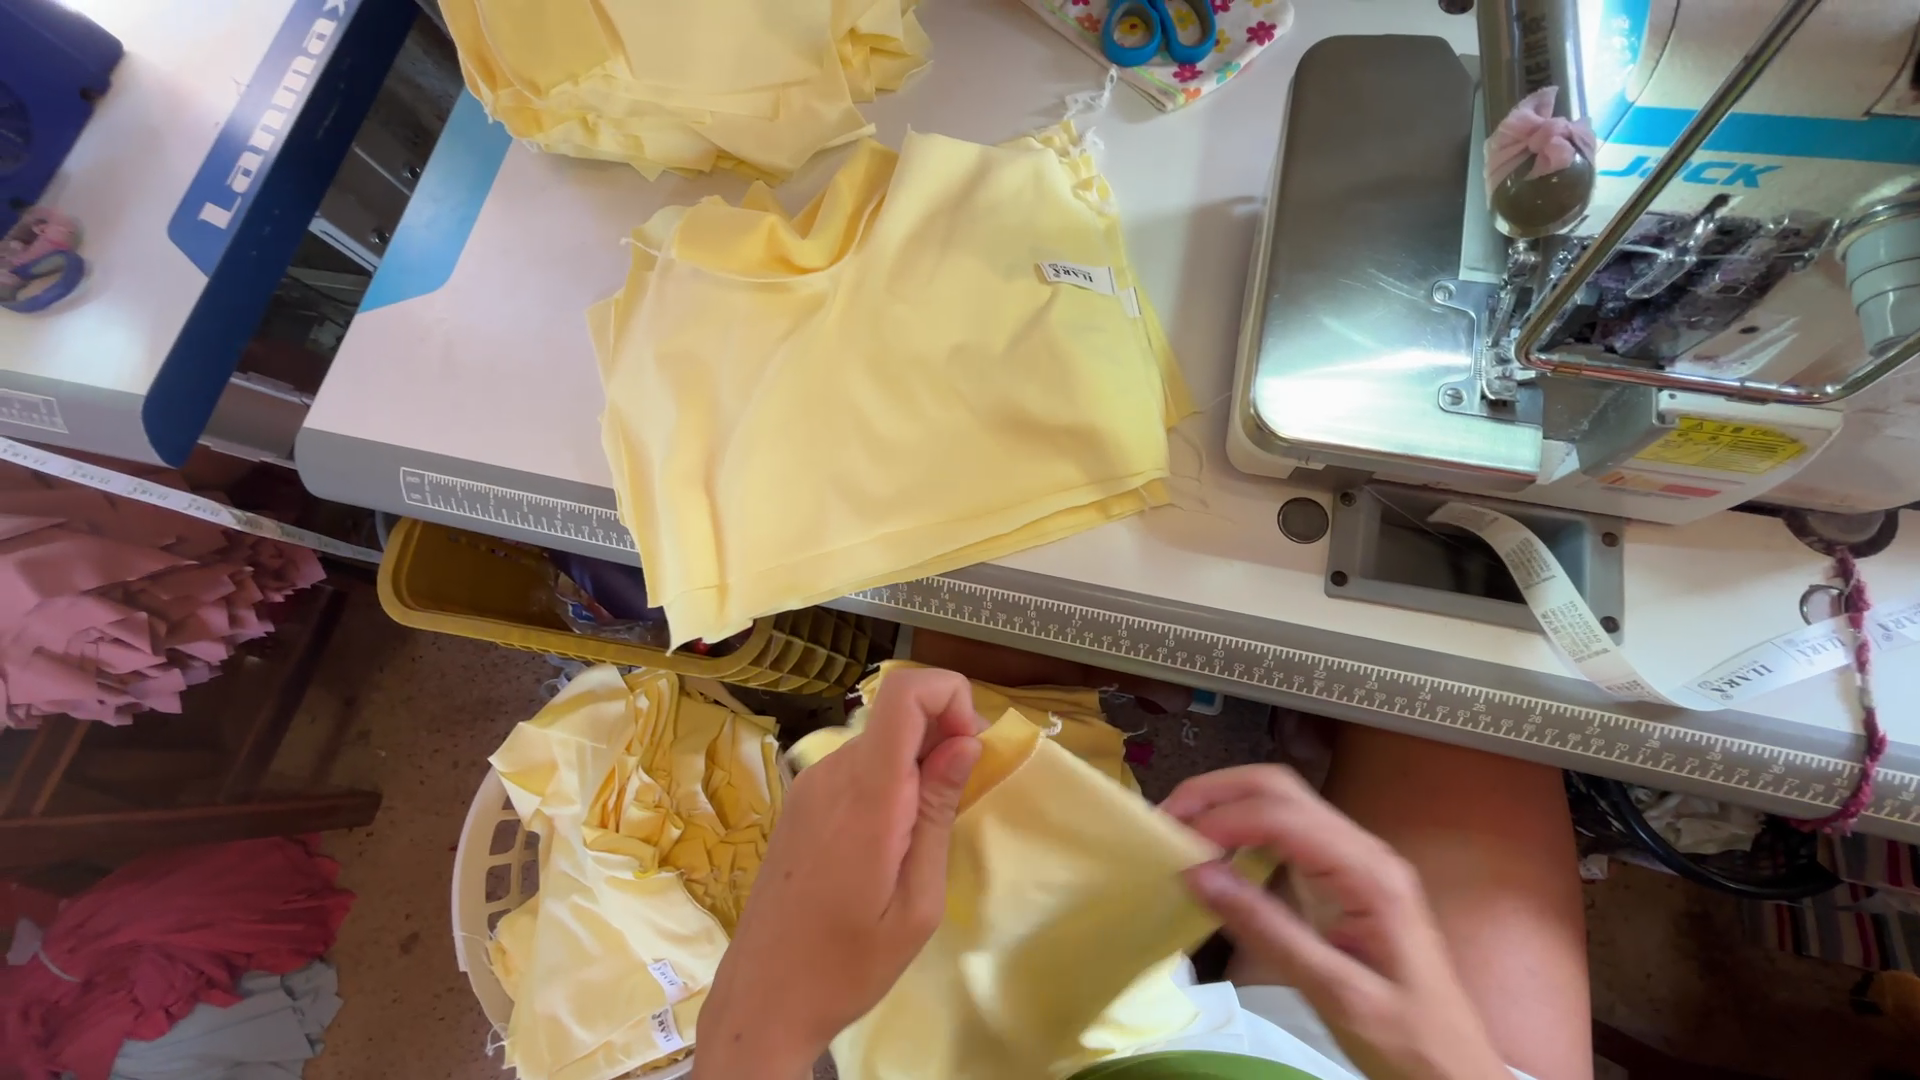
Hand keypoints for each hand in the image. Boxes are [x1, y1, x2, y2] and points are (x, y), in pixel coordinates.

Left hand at [692, 667, 983, 1079]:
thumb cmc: (850, 963)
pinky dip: (890, 778)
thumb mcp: (918, 901)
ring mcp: (810, 783)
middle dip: (945, 733)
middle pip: (898, 713)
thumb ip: (940, 811)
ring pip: (880, 739)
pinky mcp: (801, 800)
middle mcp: (832, 771)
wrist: (762, 999)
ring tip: (927, 829)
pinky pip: (858, 765)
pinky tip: (892, 836)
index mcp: (866, 792)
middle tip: (964, 793)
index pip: (905, 693)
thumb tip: (966, 741)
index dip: (950, 694)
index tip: (972, 746)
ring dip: (918, 761)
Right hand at [1163, 766, 1509, 1079]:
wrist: (1457, 1076)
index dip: (1222, 820)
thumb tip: (1198, 874)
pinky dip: (1241, 828)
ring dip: (1225, 803)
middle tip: (1166, 817)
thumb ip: (1267, 930)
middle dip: (1216, 792)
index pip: (1282, 816)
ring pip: (1279, 799)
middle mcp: (1362, 849)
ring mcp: (1353, 858)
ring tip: (1181, 828)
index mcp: (1368, 873)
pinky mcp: (1341, 873)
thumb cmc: (1406, 1042)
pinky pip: (1284, 828)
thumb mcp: (1336, 994)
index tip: (1176, 845)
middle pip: (1279, 787)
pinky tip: (1217, 852)